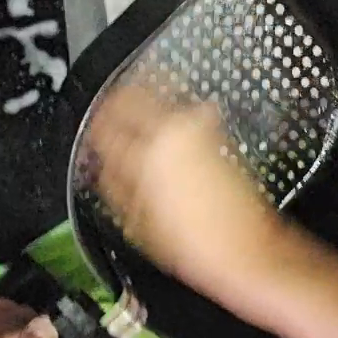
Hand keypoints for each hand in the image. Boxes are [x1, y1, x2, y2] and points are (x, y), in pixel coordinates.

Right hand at [82, 83, 285, 293]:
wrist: (245, 247)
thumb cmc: (196, 245)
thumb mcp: (139, 225)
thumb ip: (116, 186)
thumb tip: (103, 168)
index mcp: (144, 158)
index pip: (105, 127)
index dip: (94, 129)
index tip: (92, 136)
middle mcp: (170, 134)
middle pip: (131, 95)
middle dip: (115, 102)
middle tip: (109, 112)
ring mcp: (196, 128)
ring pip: (159, 90)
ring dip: (143, 93)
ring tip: (135, 103)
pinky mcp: (217, 131)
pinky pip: (187, 104)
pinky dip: (172, 104)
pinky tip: (168, 118)